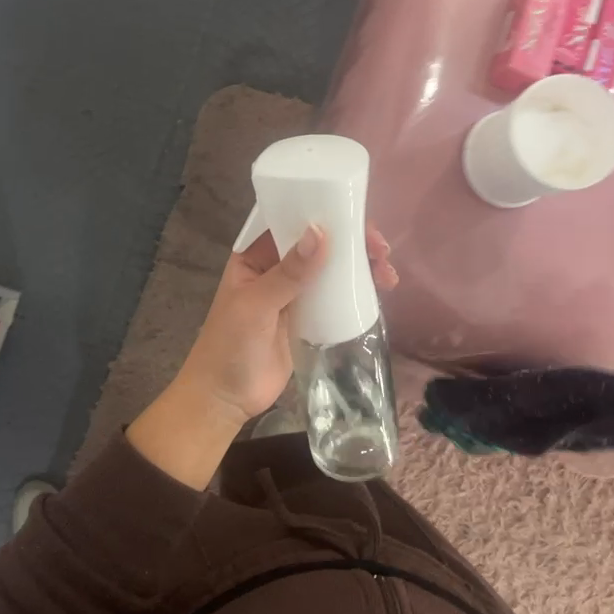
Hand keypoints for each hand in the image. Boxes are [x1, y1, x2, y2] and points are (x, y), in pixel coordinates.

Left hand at [126, 226, 396, 488]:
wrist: (225, 399)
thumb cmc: (229, 347)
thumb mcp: (256, 305)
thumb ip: (289, 272)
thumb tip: (321, 233)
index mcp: (254, 256)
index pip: (292, 222)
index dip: (325, 214)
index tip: (359, 220)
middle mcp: (275, 268)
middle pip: (318, 243)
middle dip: (351, 241)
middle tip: (382, 250)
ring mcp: (293, 294)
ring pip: (331, 269)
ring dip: (359, 266)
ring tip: (387, 273)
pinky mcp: (308, 318)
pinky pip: (335, 297)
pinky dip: (356, 291)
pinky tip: (379, 291)